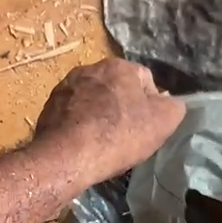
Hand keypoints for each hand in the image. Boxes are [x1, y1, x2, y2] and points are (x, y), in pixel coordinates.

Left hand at [31, 60, 184, 181]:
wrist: (67, 156)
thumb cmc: (119, 135)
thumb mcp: (164, 121)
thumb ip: (173, 106)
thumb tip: (169, 103)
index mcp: (118, 66)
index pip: (144, 80)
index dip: (150, 106)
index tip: (147, 128)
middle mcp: (88, 69)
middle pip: (115, 89)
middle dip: (122, 109)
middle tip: (126, 136)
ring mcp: (64, 87)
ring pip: (92, 101)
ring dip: (99, 116)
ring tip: (102, 143)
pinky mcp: (48, 107)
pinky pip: (72, 115)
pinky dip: (79, 126)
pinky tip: (83, 145)